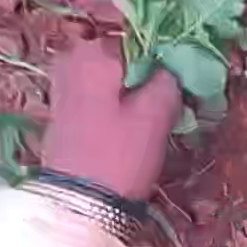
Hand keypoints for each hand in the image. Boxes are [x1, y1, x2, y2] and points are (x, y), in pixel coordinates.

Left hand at [43, 39, 181, 201]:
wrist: (79, 204)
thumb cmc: (119, 158)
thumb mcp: (154, 118)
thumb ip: (168, 83)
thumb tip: (175, 68)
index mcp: (95, 52)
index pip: (142, 42)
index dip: (166, 64)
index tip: (182, 91)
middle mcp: (73, 59)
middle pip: (125, 61)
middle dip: (148, 81)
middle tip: (170, 111)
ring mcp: (64, 86)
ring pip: (114, 81)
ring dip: (135, 97)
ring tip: (153, 126)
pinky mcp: (64, 113)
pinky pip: (100, 98)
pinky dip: (118, 109)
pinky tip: (131, 133)